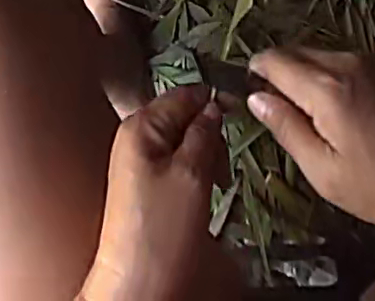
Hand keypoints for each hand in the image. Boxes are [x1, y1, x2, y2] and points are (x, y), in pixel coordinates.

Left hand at [78, 84, 228, 300]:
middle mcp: (134, 137)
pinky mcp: (145, 187)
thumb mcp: (191, 175)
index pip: (183, 93)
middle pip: (183, 116)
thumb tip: (214, 107)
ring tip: (217, 179)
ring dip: (205, 154)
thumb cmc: (159, 234)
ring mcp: (138, 162)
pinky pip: (177, 163)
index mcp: (139, 125)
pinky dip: (195, 171)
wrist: (136, 291)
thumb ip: (204, 134)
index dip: (213, 98)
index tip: (240, 109)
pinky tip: (205, 190)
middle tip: (224, 159)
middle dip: (209, 132)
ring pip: (183, 141)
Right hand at [248, 48, 374, 236]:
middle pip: (296, 52)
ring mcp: (369, 60)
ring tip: (308, 111)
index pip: (275, 61)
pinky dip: (329, 74)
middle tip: (275, 104)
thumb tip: (254, 97)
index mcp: (326, 89)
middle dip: (279, 70)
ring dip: (304, 72)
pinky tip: (339, 107)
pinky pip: (343, 60)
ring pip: (319, 54)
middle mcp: (346, 62)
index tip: (247, 85)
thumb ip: (286, 128)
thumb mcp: (324, 171)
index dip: (256, 70)